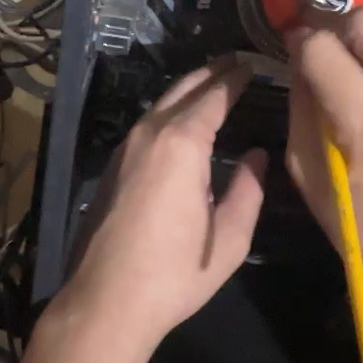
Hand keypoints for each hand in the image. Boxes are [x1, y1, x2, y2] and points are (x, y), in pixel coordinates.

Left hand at [62, 59, 267, 350]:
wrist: (106, 300)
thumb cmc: (174, 272)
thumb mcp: (228, 239)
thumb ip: (248, 191)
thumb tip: (257, 157)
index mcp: (182, 143)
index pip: (215, 94)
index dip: (237, 77)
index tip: (255, 63)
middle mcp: (151, 132)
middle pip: (186, 87)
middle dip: (214, 72)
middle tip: (239, 62)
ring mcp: (127, 145)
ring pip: (164, 102)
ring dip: (191, 88)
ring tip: (217, 84)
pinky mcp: (114, 162)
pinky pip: (150, 121)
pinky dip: (173, 108)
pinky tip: (186, 119)